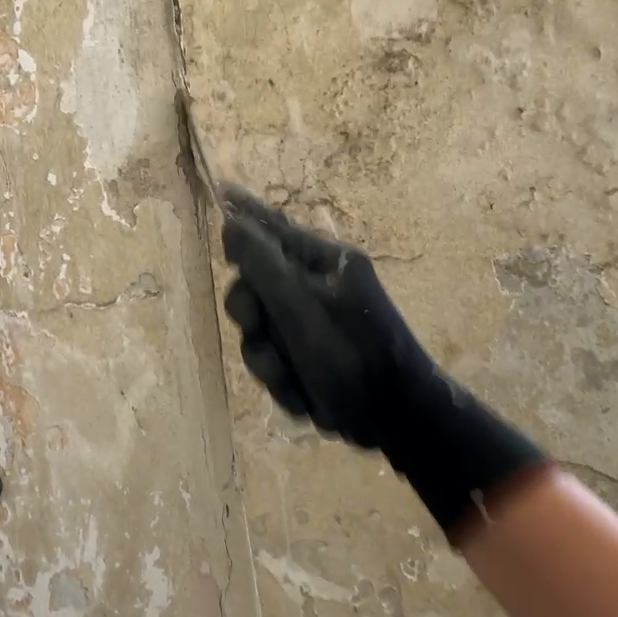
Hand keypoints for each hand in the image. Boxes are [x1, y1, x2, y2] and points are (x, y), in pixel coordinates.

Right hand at [221, 188, 439, 450]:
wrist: (397, 423)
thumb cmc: (352, 357)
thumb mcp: (301, 308)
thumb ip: (262, 266)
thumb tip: (231, 221)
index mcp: (324, 263)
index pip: (273, 227)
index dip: (243, 214)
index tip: (220, 193)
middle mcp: (315, 287)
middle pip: (252, 284)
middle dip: (251, 315)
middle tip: (258, 329)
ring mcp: (311, 324)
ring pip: (258, 329)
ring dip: (266, 359)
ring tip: (289, 379)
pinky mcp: (308, 357)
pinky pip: (272, 359)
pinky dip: (282, 381)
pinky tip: (303, 396)